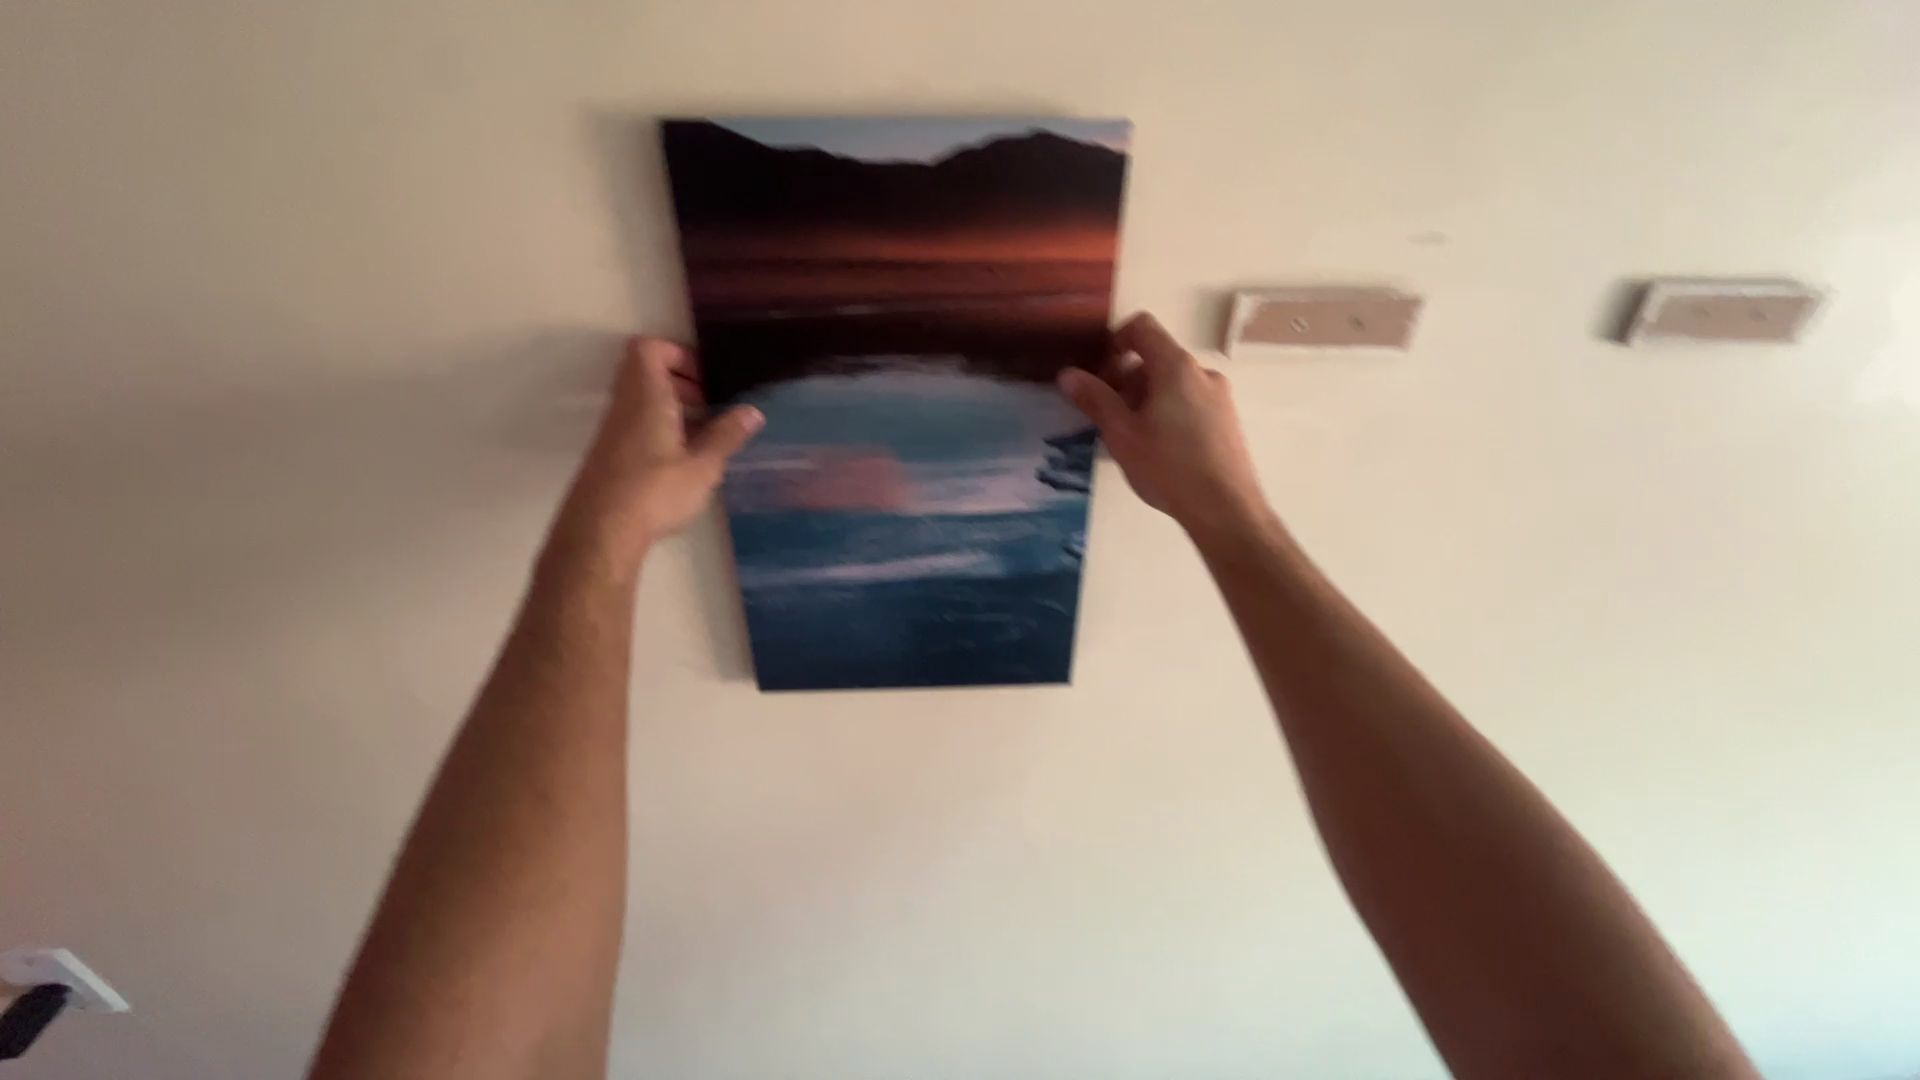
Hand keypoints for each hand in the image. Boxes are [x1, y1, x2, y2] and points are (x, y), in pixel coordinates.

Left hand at [554, 336, 762, 573]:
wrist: (600, 531)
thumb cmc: (655, 491)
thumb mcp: (702, 466)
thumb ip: (726, 436)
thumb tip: (752, 412)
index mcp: (647, 397)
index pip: (649, 349)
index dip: (678, 354)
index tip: (705, 379)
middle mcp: (625, 406)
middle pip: (644, 372)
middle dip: (679, 381)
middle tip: (708, 405)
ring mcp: (613, 430)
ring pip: (641, 399)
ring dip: (671, 407)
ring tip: (702, 434)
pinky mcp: (609, 454)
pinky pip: (636, 423)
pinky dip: (660, 428)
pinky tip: (682, 460)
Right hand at [1058, 313, 1271, 538]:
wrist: (1225, 508)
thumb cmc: (1168, 467)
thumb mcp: (1122, 434)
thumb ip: (1095, 399)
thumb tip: (1068, 374)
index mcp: (1175, 367)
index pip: (1142, 327)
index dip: (1114, 341)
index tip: (1100, 374)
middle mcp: (1202, 373)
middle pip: (1156, 358)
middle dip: (1127, 380)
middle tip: (1110, 417)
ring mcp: (1219, 396)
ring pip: (1173, 383)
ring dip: (1146, 400)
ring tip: (1133, 439)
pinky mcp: (1227, 420)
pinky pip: (1190, 402)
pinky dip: (1168, 412)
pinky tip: (1160, 451)